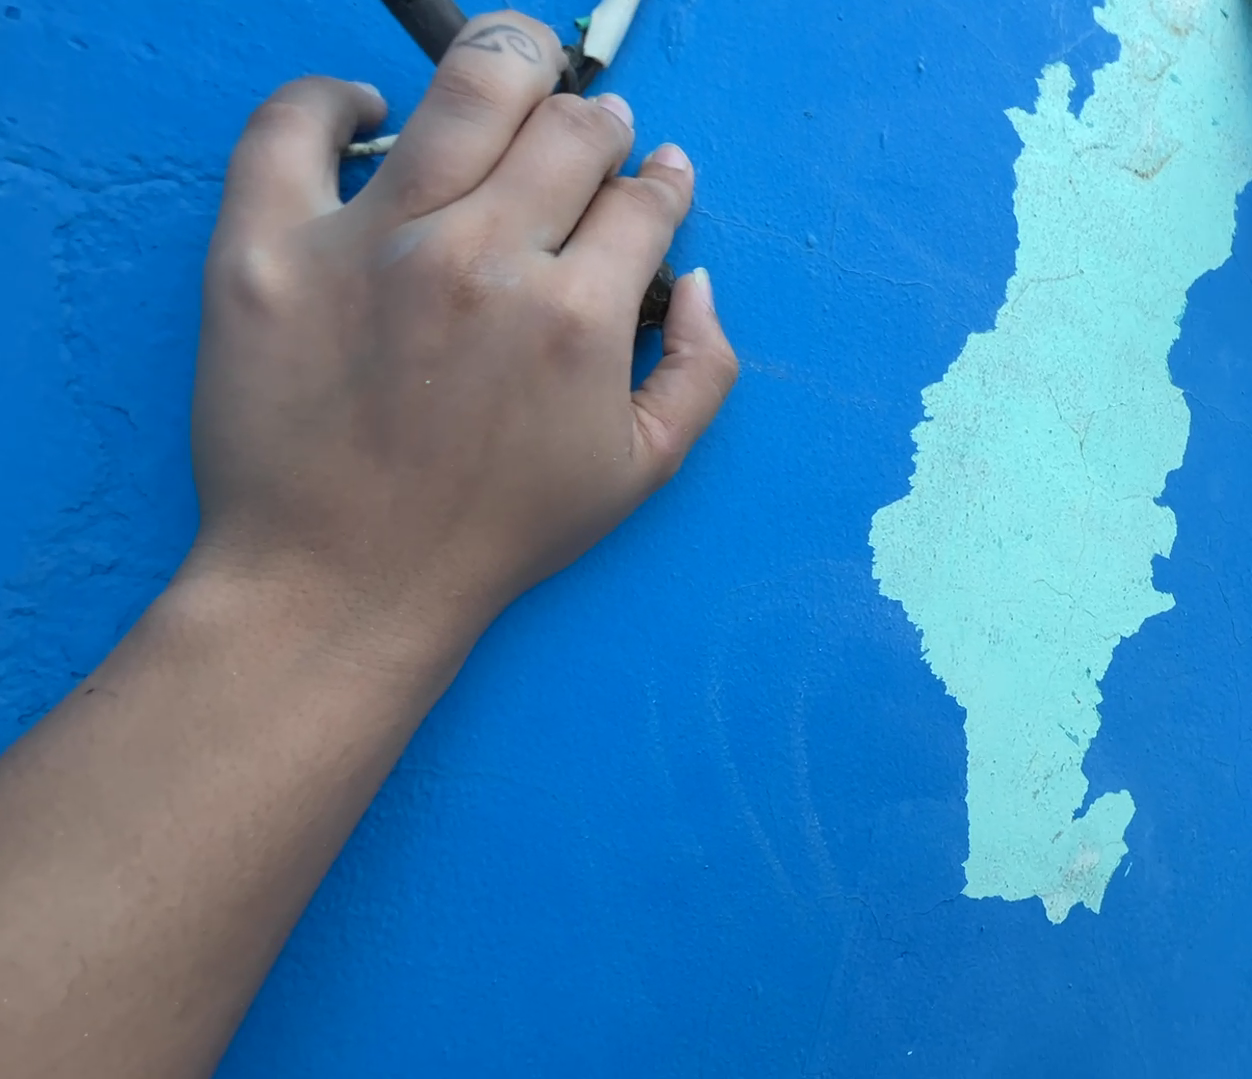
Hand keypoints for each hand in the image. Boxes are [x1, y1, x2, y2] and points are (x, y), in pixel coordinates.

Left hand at [190, 10, 736, 645]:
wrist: (355, 572)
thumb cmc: (514, 524)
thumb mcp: (651, 466)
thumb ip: (705, 368)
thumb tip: (695, 281)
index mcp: (583, 317)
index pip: (642, 205)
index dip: (667, 181)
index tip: (667, 172)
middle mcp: (486, 259)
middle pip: (567, 134)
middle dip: (603, 117)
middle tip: (604, 117)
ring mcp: (372, 241)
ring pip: (459, 95)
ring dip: (509, 59)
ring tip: (523, 53)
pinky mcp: (266, 243)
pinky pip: (293, 124)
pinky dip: (333, 96)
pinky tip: (370, 107)